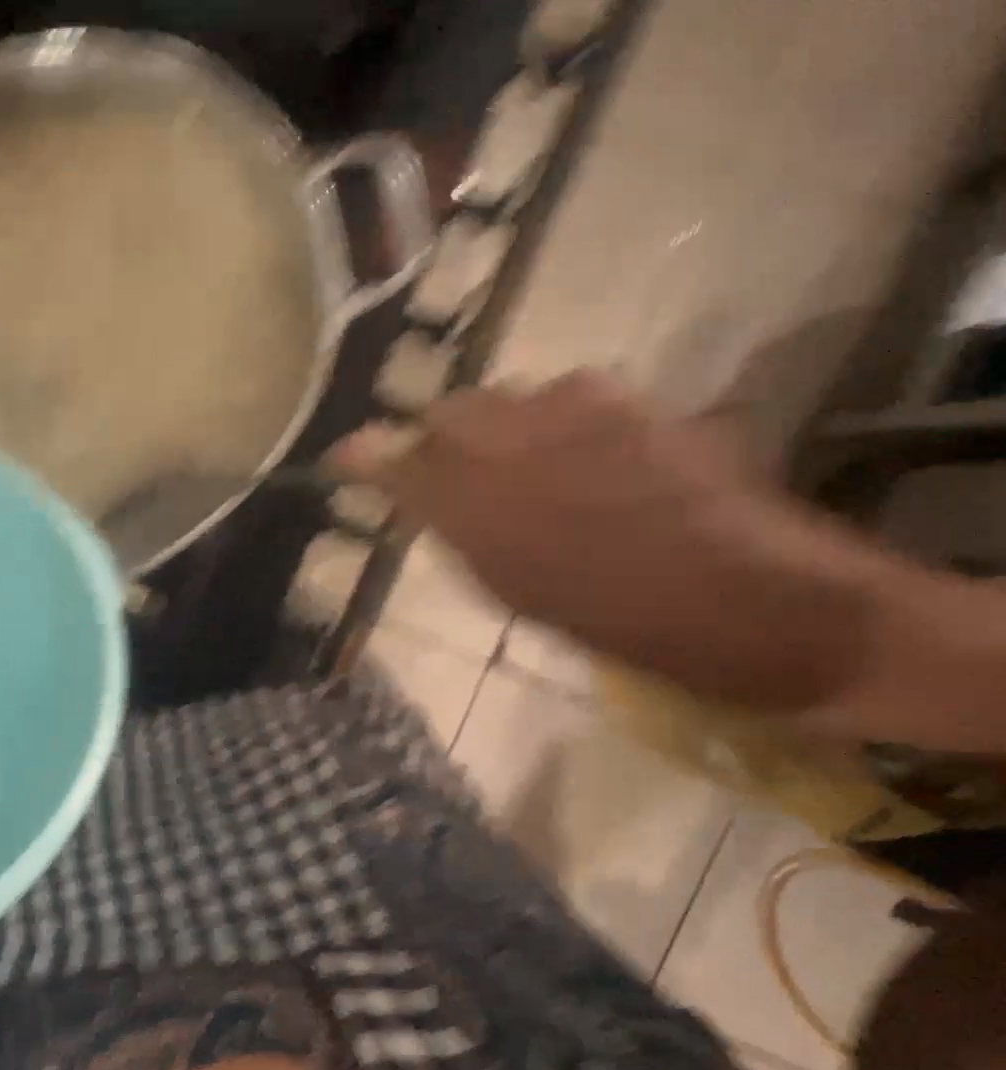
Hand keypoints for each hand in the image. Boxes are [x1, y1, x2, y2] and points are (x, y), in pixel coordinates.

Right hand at [328, 372, 892, 714]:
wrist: (773, 609)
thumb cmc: (623, 620)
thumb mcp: (513, 587)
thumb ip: (443, 521)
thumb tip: (384, 479)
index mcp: (485, 492)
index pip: (396, 452)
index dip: (366, 457)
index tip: (343, 465)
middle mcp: (524, 434)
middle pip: (453, 413)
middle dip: (444, 442)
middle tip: (458, 487)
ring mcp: (590, 411)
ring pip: (513, 402)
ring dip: (507, 434)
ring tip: (534, 483)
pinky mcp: (643, 405)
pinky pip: (574, 403)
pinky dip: (562, 432)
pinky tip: (590, 474)